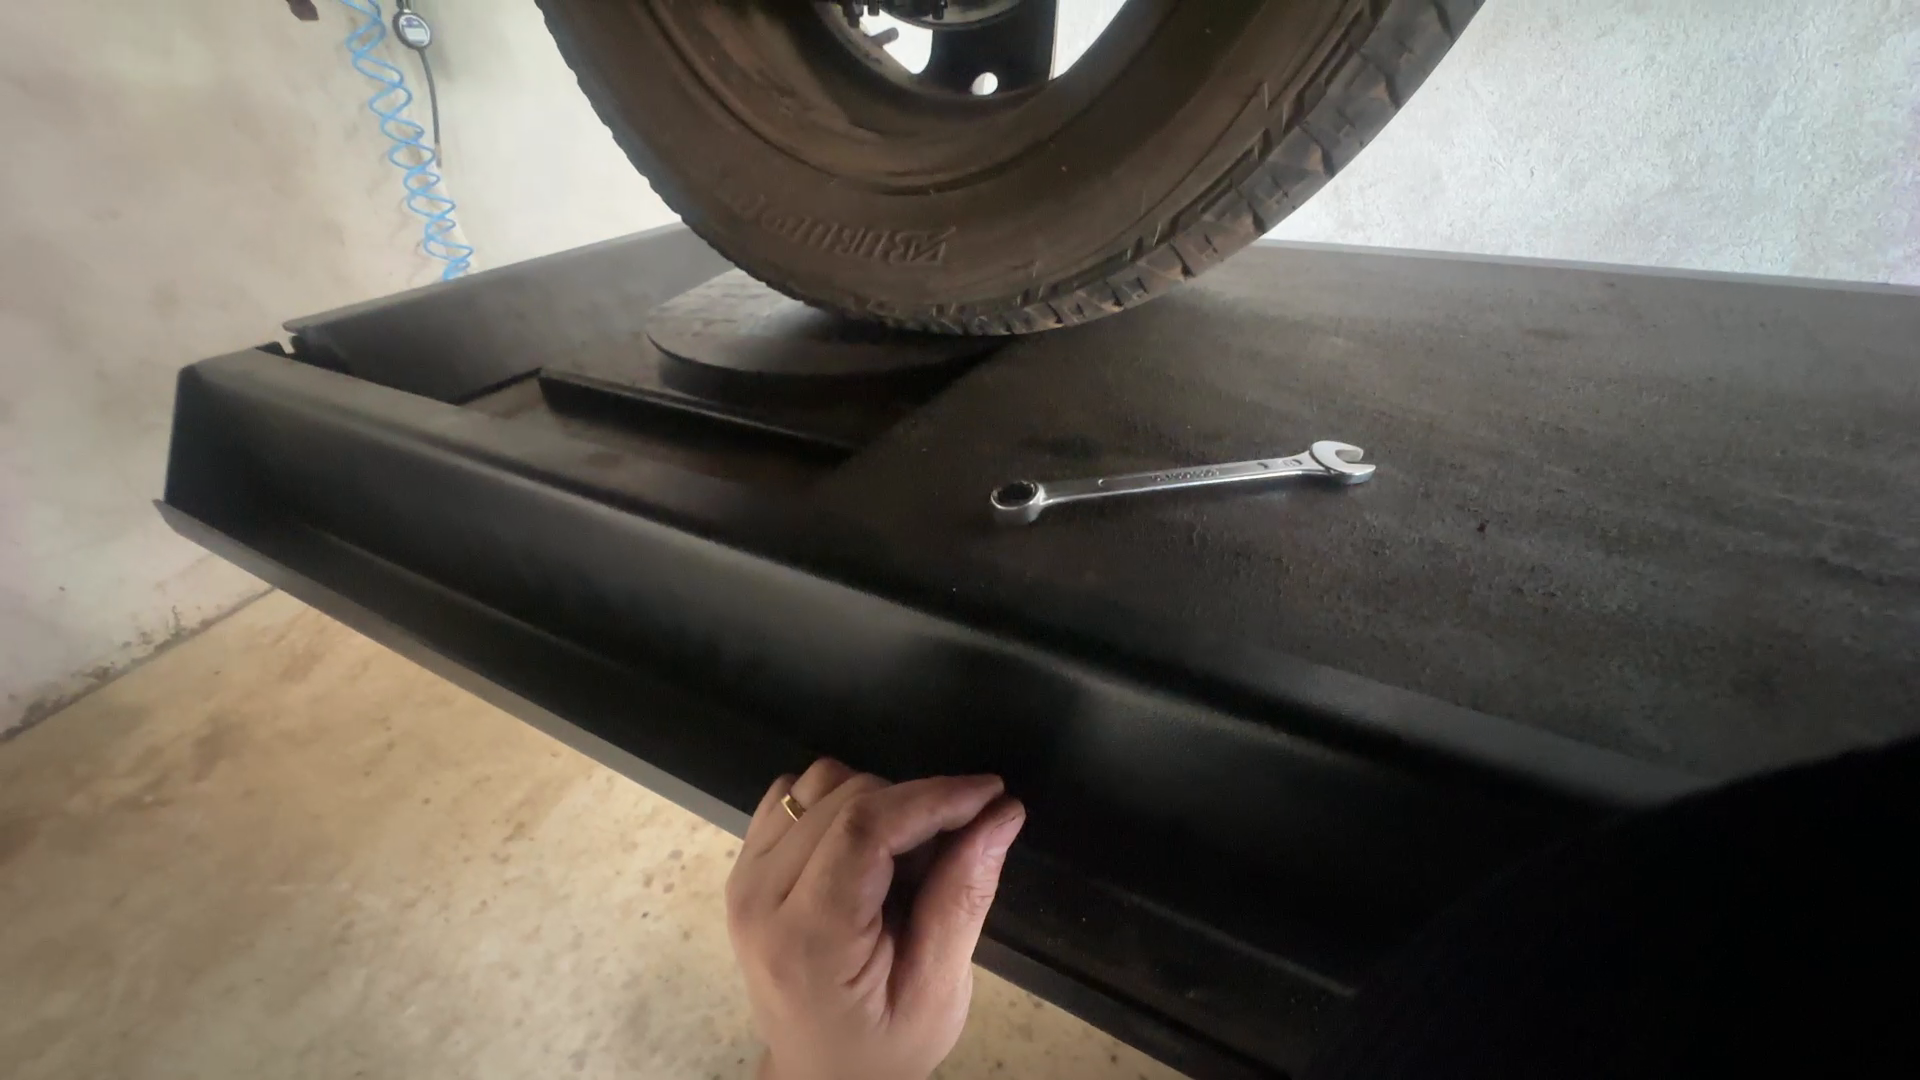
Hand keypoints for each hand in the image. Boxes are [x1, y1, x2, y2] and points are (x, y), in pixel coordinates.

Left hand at [726, 759, 1026, 1079]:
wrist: (821, 1074)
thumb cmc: (885, 1043)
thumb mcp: (939, 990)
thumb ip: (964, 895)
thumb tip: (1002, 813)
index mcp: (806, 939)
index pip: (865, 828)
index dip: (932, 796)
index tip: (989, 792)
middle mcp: (759, 894)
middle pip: (849, 796)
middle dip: (917, 805)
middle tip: (950, 851)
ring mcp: (744, 871)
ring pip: (824, 780)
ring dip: (879, 801)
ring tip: (903, 858)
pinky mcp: (745, 859)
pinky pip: (798, 788)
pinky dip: (841, 798)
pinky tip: (864, 845)